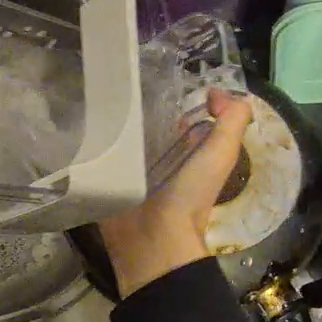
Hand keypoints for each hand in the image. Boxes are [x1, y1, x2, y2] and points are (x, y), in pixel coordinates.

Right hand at [97, 88, 252, 298]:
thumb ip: (231, 119)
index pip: (187, 121)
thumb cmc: (189, 195)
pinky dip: (98, 149)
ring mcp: (137, 177)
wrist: (153, 239)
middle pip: (155, 131)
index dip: (181, 102)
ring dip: (117, 129)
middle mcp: (167, 164)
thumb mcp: (222, 153)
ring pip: (128, 144)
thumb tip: (215, 92)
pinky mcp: (112, 187)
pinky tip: (90, 134)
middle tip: (125, 92)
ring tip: (102, 106)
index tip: (161, 82)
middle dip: (142, 112)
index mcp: (194, 156)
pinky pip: (104, 163)